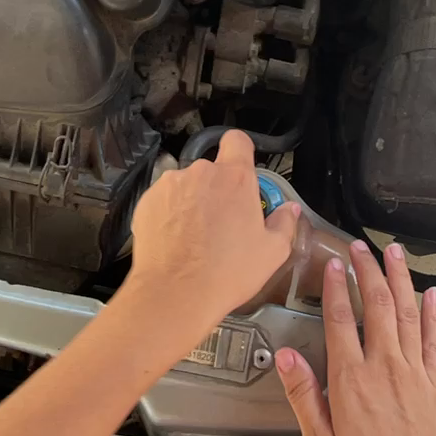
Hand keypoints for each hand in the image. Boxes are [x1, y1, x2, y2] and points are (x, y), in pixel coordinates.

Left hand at [122, 129, 300, 349]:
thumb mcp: (272, 252)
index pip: (238, 141)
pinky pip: (164, 200)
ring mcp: (170, 185)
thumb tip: (288, 209)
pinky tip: (176, 242)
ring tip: (196, 237)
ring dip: (192, 202)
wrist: (175, 294)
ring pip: (186, 185)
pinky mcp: (147, 201)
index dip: (240, 152)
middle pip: (212, 170)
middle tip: (223, 223)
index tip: (242, 171)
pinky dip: (169, 214)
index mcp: (235, 178)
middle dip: (217, 190)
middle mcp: (201, 173)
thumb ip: (284, 223)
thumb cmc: (226, 273)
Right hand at [276, 240, 435, 435]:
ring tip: (393, 253)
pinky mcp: (434, 387)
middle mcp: (385, 369)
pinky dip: (432, 313)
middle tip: (360, 246)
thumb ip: (304, 396)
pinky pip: (433, 340)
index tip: (332, 263)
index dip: (335, 287)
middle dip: (367, 271)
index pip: (340, 320)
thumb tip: (286, 357)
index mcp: (351, 381)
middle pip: (376, 305)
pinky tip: (432, 295)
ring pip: (406, 313)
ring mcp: (414, 375)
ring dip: (399, 279)